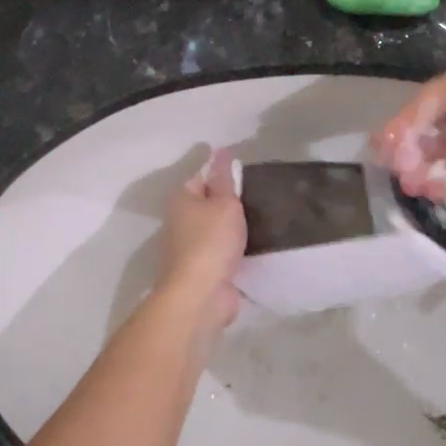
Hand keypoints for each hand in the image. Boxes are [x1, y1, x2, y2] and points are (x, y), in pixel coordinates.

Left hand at [155, 148, 245, 327]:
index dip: (222, 173)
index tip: (247, 174)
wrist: (201, 295)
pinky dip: (236, 249)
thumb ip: (225, 179)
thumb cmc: (211, 241)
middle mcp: (181, 222)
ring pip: (215, 230)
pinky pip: (223, 252)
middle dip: (229, 201)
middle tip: (260, 196)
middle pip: (207, 204)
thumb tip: (220, 150)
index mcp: (181, 200)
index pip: (201, 176)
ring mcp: (190, 249)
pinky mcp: (203, 271)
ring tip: (264, 219)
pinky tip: (256, 247)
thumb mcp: (224, 203)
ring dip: (234, 228)